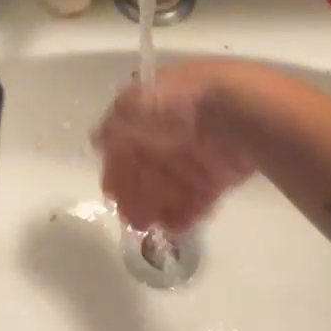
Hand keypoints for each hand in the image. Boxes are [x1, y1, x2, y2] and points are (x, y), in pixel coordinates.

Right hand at [91, 60, 262, 231]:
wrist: (233, 113)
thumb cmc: (175, 103)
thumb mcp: (132, 108)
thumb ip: (112, 128)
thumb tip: (97, 142)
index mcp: (151, 103)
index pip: (126, 135)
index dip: (116, 163)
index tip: (110, 189)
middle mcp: (172, 125)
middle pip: (146, 163)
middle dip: (134, 190)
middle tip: (128, 216)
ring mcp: (197, 151)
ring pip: (169, 183)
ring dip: (155, 205)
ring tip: (146, 225)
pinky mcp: (220, 174)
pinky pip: (197, 196)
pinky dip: (184, 213)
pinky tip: (172, 227)